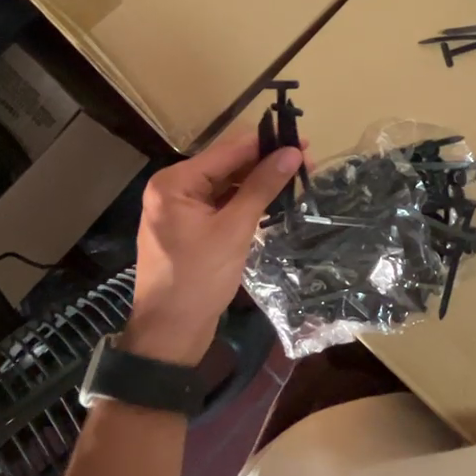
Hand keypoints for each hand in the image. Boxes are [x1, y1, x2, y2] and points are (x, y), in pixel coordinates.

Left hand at [124, 132, 302, 365]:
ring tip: (296, 177)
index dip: (266, 144)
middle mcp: (173, 189)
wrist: (169, 335)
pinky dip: (244, 201)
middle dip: (264, 162)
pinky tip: (272, 199)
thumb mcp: (234, 230)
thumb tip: (292, 152)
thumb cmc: (198, 279)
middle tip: (306, 161)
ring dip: (257, 182)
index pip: (228, 151)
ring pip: (225, 185)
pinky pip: (220, 204)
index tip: (302, 140)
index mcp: (174, 183)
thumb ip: (262, 186)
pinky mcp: (189, 229)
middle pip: (226, 165)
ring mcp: (179, 210)